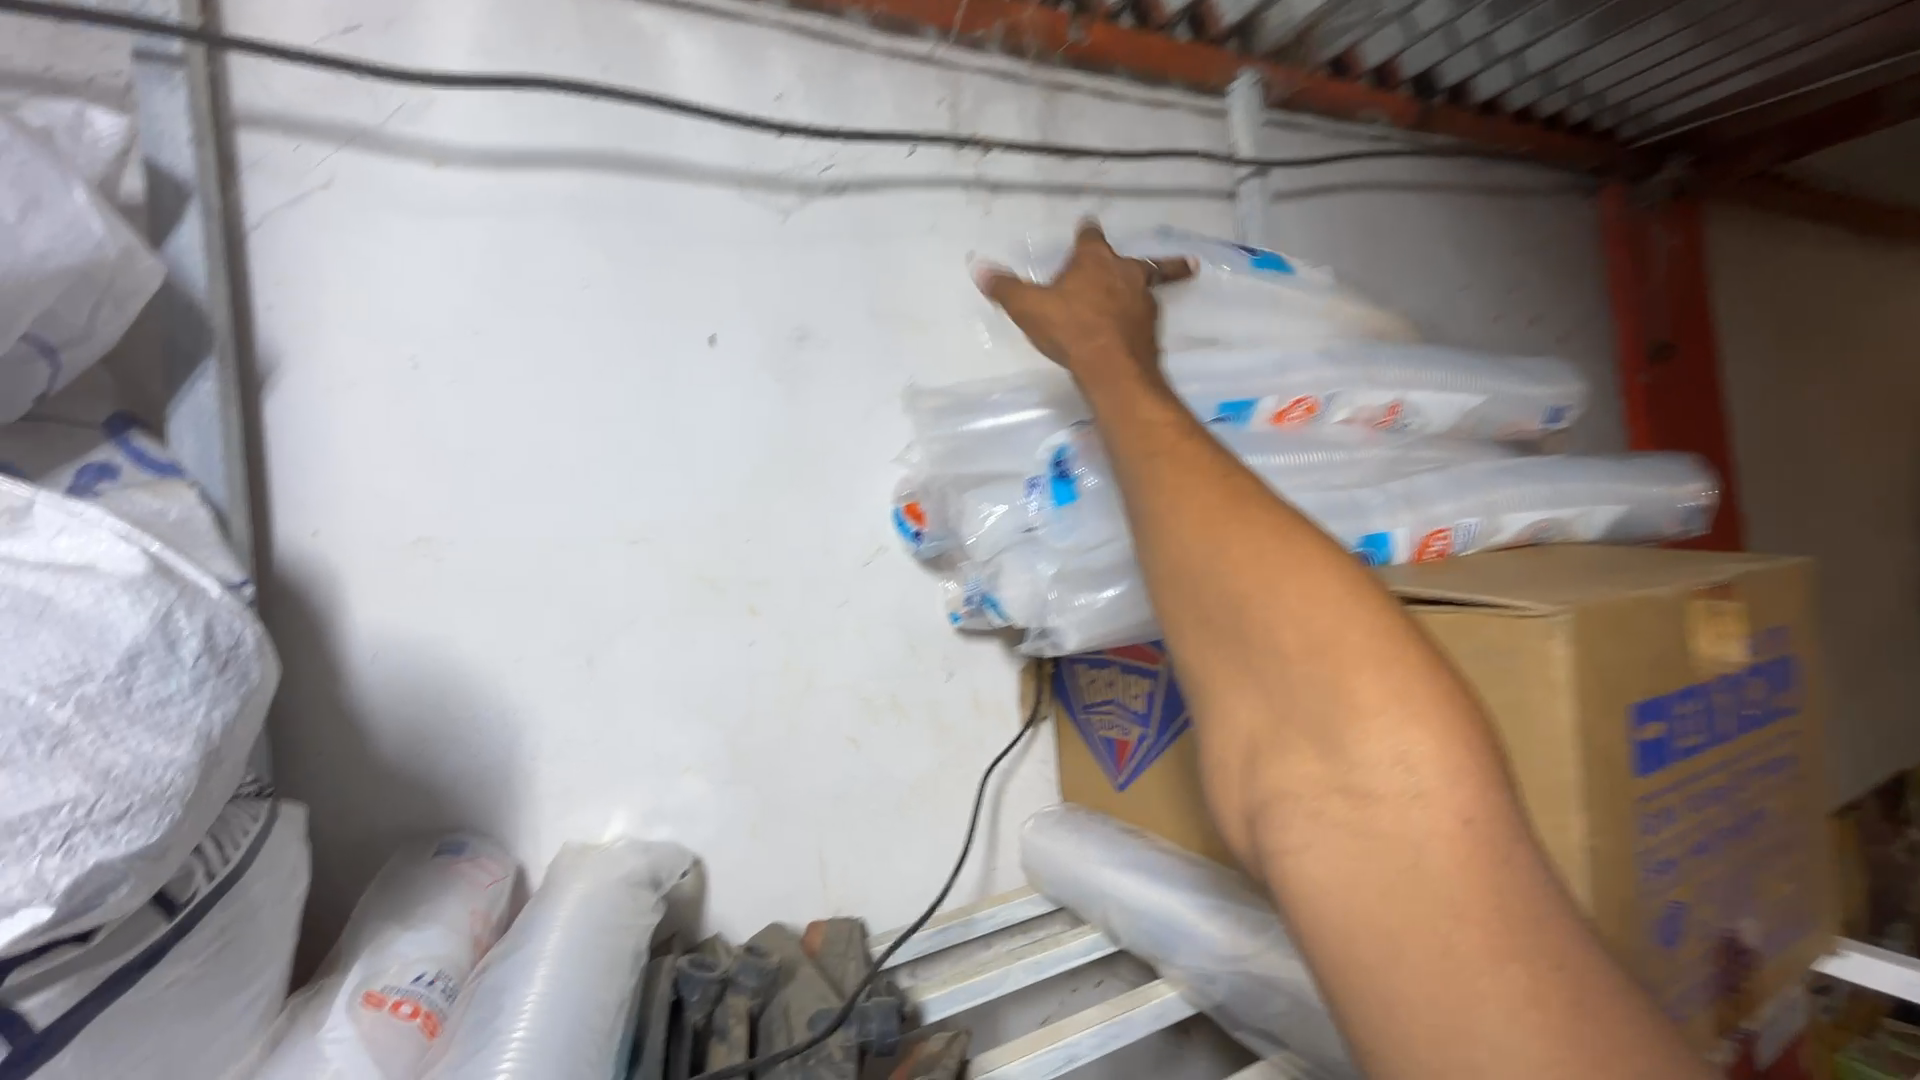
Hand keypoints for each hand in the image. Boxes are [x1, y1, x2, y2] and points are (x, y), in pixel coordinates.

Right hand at [976, 220, 1193, 388]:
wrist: (1111, 366)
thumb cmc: (1069, 328)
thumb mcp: (1028, 308)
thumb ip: (1005, 288)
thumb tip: (978, 268)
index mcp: (1094, 260)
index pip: (1090, 236)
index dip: (1086, 232)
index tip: (1087, 228)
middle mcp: (1125, 272)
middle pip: (1136, 260)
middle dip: (1142, 261)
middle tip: (1161, 261)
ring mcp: (1143, 301)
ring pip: (1147, 289)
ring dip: (1143, 292)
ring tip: (1143, 298)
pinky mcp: (1151, 329)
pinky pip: (1146, 320)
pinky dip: (1141, 322)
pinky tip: (1136, 332)